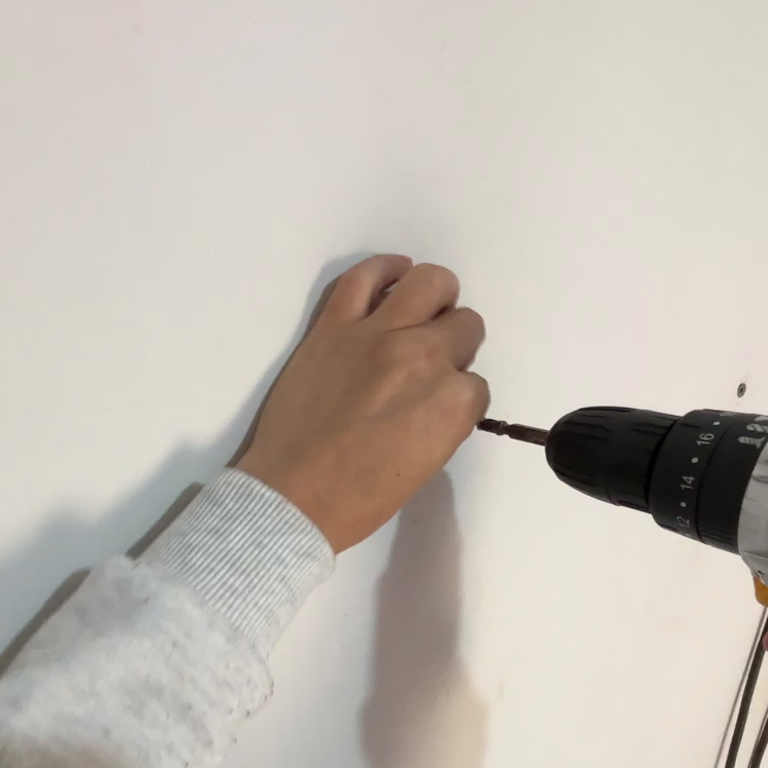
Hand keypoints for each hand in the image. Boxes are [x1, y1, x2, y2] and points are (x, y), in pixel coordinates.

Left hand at [236, 255, 487, 552]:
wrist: (292, 497)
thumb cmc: (359, 497)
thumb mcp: (425, 465)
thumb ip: (442, 420)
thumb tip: (441, 394)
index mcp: (451, 403)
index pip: (475, 383)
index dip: (457, 394)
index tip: (437, 404)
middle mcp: (423, 358)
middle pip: (463, 326)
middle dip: (454, 345)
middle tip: (430, 361)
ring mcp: (376, 335)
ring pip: (429, 283)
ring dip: (436, 296)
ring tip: (424, 310)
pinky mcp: (334, 326)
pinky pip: (364, 276)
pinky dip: (384, 269)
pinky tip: (395, 275)